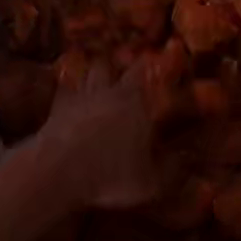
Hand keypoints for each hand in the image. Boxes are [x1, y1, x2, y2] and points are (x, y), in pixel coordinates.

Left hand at [23, 67, 160, 210]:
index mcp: (135, 101)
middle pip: (109, 65)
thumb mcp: (149, 182)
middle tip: (123, 69)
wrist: (58, 171)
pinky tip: (69, 94)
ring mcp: (78, 98)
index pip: (145, 70)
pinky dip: (68, 88)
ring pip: (85, 73)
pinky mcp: (55, 110)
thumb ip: (170, 170)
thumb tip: (185, 160)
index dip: (150, 63)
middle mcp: (107, 92)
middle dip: (116, 65)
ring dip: (91, 73)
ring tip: (97, 77)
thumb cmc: (110, 175)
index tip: (154, 59)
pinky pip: (63, 90)